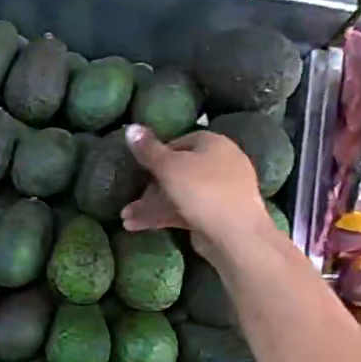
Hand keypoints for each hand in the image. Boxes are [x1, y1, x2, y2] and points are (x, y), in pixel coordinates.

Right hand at [121, 124, 274, 260]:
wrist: (235, 233)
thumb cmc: (202, 190)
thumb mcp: (169, 167)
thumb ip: (148, 150)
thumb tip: (130, 128)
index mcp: (213, 144)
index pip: (179, 142)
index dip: (156, 155)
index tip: (138, 169)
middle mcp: (219, 163)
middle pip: (177, 171)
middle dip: (149, 188)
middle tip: (129, 200)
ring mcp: (218, 191)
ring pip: (178, 194)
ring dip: (151, 206)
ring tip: (126, 219)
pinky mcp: (214, 215)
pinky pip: (184, 211)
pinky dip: (163, 216)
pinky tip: (138, 226)